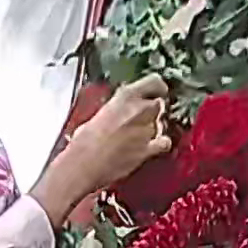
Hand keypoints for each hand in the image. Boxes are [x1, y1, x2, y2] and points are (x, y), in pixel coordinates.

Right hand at [32, 75, 171, 220]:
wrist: (84, 164)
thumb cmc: (84, 142)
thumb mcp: (99, 113)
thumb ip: (116, 109)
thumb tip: (119, 113)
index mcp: (125, 96)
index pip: (154, 83)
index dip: (158, 89)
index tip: (157, 93)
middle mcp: (138, 110)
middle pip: (159, 106)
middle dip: (153, 112)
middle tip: (143, 120)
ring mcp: (144, 131)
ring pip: (160, 125)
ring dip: (154, 130)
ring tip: (141, 137)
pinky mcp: (146, 150)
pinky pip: (164, 144)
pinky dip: (162, 144)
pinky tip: (156, 146)